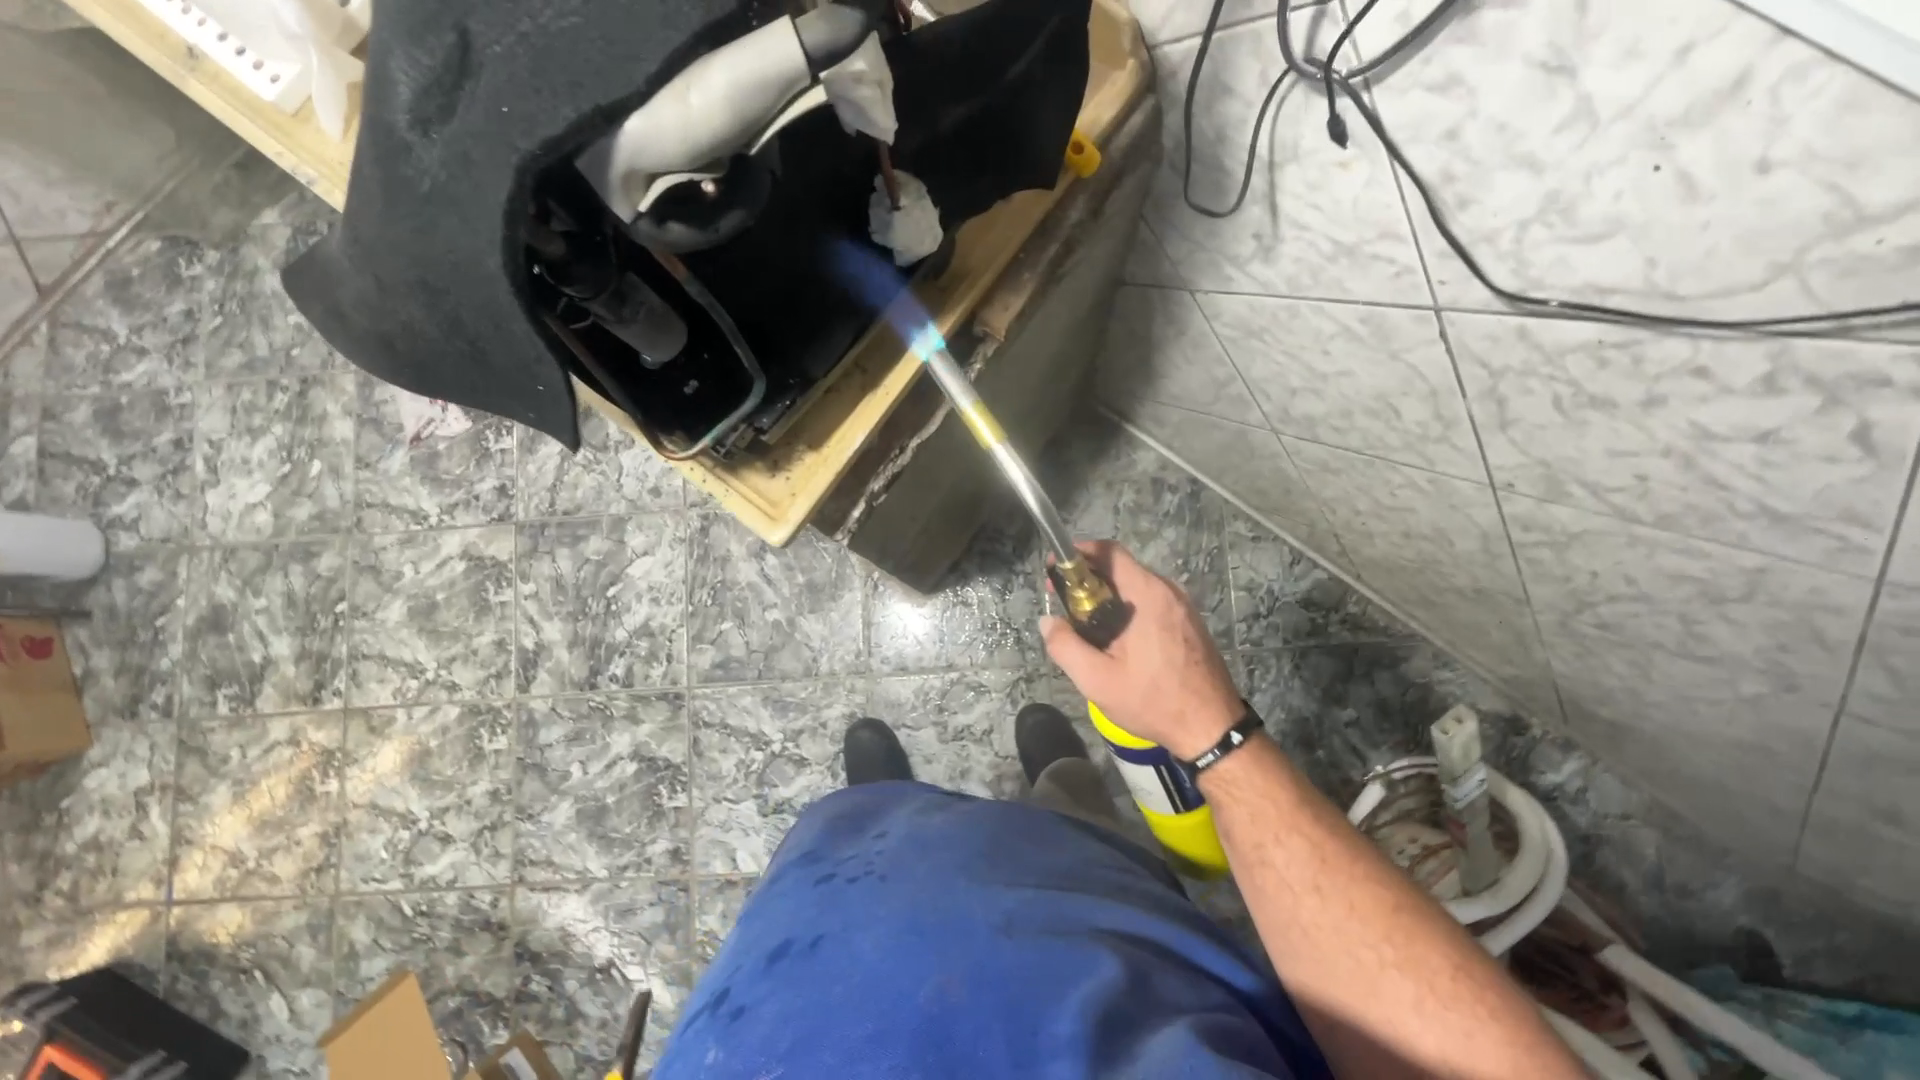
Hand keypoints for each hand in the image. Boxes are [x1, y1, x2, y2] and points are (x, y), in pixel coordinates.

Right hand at [1040, 541, 1243, 760]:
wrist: (1210, 727)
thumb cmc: (1152, 700)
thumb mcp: (1097, 680)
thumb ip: (1065, 646)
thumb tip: (1048, 621)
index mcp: (1147, 595)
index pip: (1110, 552)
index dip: (1079, 554)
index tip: (1056, 571)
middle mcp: (1168, 591)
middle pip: (1122, 569)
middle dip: (1088, 580)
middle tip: (1064, 603)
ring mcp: (1183, 607)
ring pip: (1137, 587)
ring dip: (1108, 597)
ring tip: (1086, 626)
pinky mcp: (1190, 623)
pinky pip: (1152, 603)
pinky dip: (1129, 609)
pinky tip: (1117, 639)